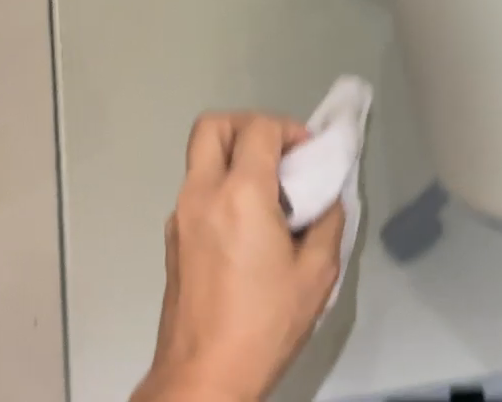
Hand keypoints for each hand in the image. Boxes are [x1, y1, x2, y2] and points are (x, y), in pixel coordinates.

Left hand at [135, 112, 346, 401]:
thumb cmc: (264, 324)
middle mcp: (202, 195)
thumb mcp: (318, 273)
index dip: (289, 129)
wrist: (201, 381)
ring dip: (235, 156)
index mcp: (240, 195)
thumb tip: (326, 199)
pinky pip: (198, 189)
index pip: (259, 128)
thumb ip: (328, 221)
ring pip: (201, 156)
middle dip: (249, 125)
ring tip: (269, 192)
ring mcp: (180, 217)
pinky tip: (249, 224)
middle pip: (212, 126)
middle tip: (279, 152)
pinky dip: (223, 185)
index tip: (309, 155)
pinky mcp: (173, 239)